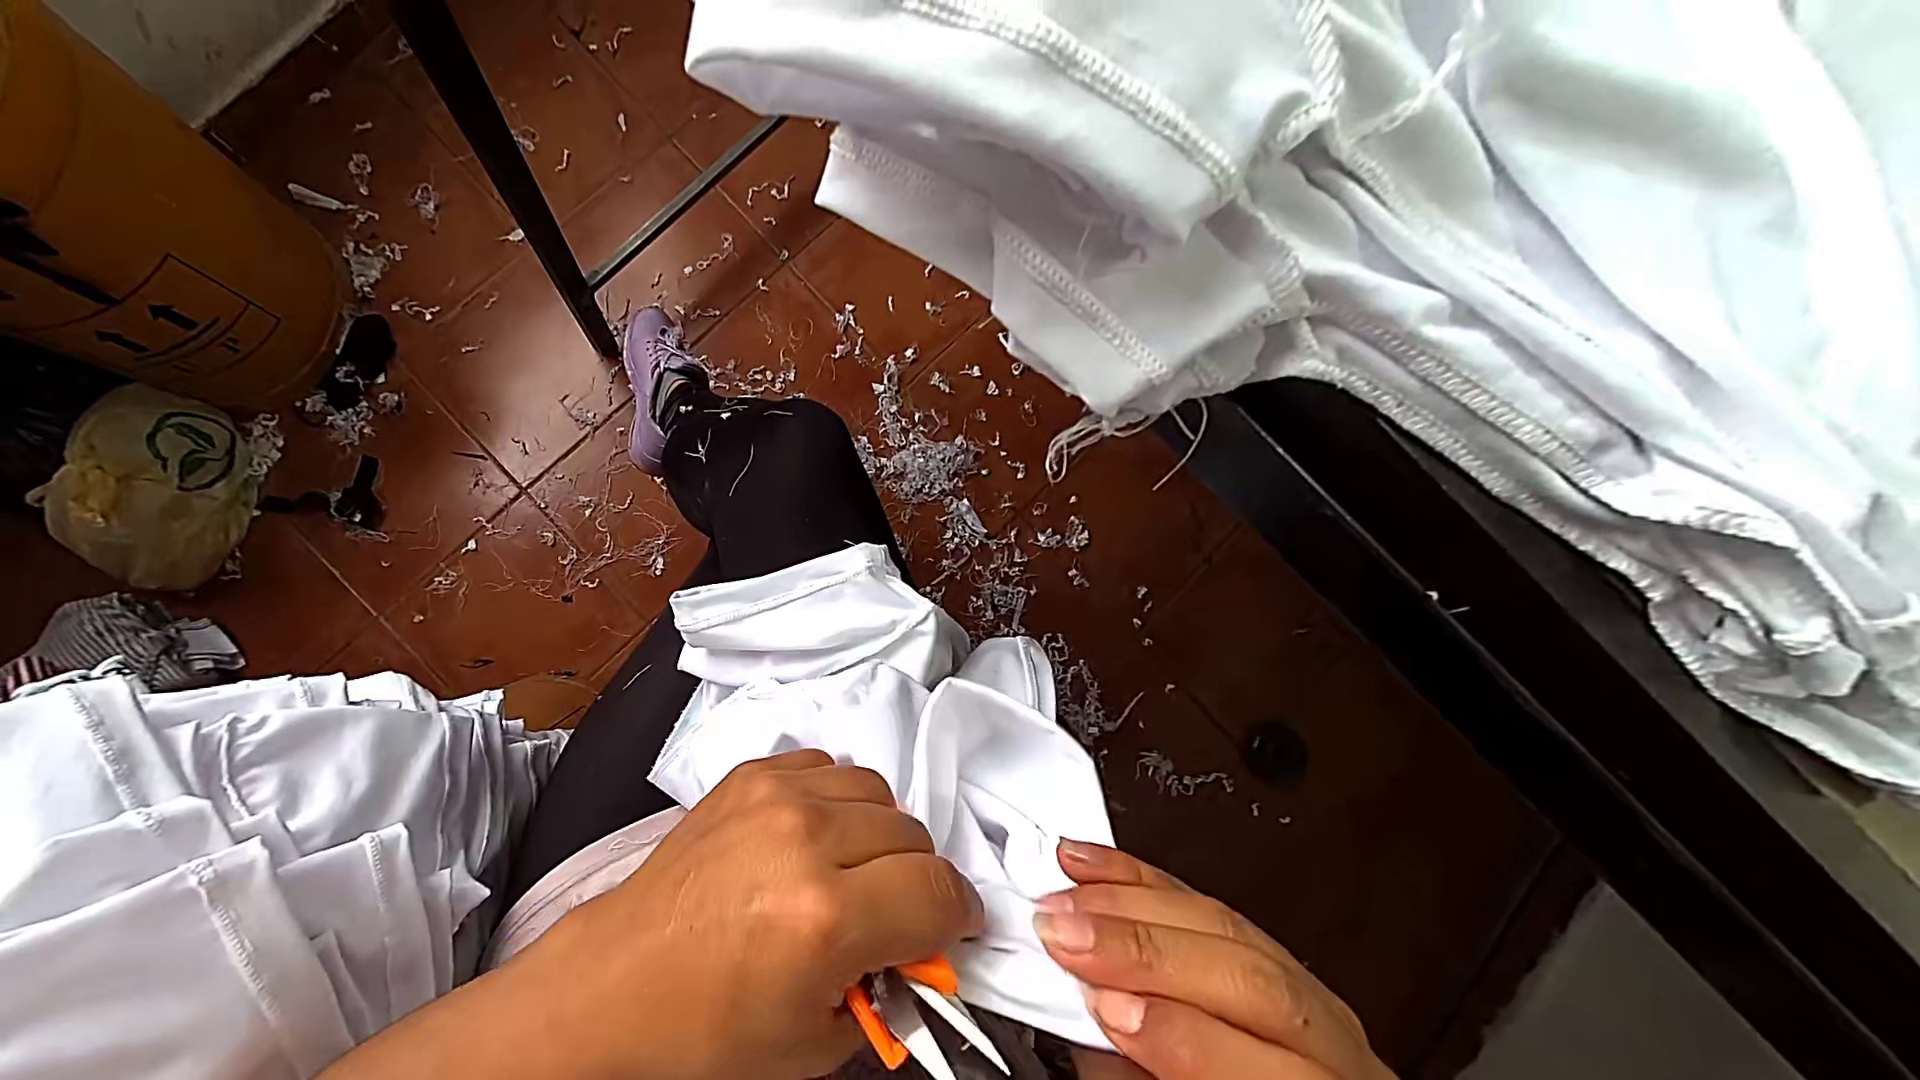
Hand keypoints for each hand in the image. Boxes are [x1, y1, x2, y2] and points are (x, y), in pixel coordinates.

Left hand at [323, 751, 981, 1079]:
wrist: (616, 984)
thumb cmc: (710, 1031)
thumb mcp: (818, 1042)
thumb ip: (893, 987)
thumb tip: (930, 942)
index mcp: (825, 918)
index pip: (939, 890)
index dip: (958, 912)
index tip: (952, 922)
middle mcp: (807, 840)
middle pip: (915, 837)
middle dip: (915, 879)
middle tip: (887, 909)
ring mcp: (778, 796)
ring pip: (880, 793)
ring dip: (879, 834)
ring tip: (847, 868)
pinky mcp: (754, 774)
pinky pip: (832, 767)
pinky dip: (838, 801)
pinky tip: (811, 836)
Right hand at [1035, 840, 1393, 1079]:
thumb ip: (1144, 1073)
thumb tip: (1092, 1017)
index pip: (1272, 1064)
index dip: (1178, 1031)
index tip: (1105, 1006)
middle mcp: (1335, 1049)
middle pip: (1246, 975)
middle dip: (1143, 947)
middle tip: (1069, 934)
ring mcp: (1310, 998)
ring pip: (1225, 923)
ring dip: (1132, 899)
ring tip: (1067, 894)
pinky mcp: (1268, 958)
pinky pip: (1201, 903)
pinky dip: (1140, 879)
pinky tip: (1098, 866)